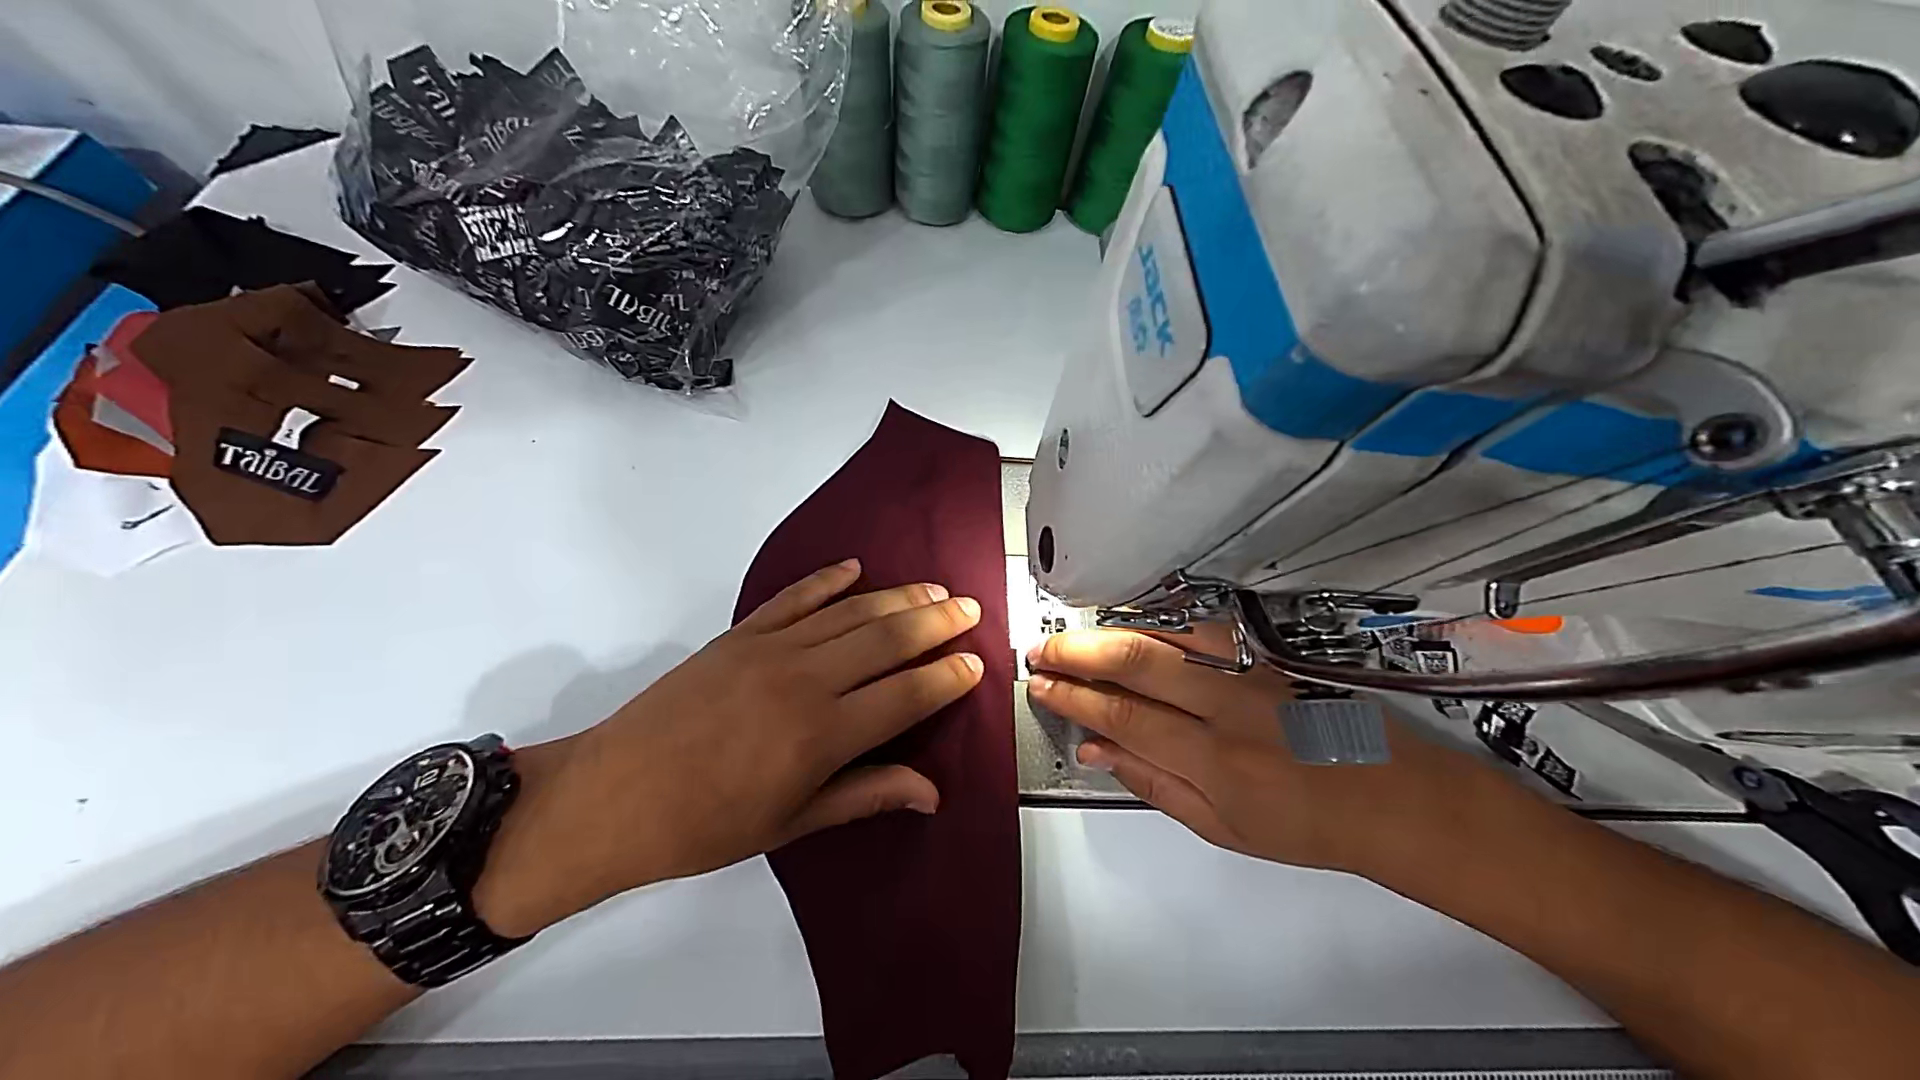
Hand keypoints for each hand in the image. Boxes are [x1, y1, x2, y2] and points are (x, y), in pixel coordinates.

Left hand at [476, 559, 984, 934]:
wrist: (613, 795)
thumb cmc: (705, 823)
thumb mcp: (793, 821)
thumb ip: (866, 794)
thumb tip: (929, 793)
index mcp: (822, 734)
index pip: (906, 694)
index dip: (947, 677)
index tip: (976, 664)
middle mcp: (805, 681)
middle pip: (888, 638)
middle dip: (937, 623)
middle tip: (970, 610)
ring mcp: (770, 649)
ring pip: (850, 612)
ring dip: (897, 598)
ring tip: (933, 591)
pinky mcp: (740, 635)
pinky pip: (794, 598)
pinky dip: (827, 580)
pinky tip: (854, 568)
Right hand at [1026, 629, 1496, 877]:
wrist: (1391, 797)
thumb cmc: (1305, 825)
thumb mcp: (1219, 827)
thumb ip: (1151, 782)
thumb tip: (1094, 750)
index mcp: (1213, 760)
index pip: (1123, 716)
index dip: (1073, 697)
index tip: (1041, 685)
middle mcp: (1228, 707)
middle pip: (1137, 662)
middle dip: (1078, 653)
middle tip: (1041, 651)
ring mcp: (1250, 671)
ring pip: (1166, 634)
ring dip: (1110, 631)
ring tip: (1072, 637)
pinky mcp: (1266, 653)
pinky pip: (1198, 628)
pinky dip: (1154, 623)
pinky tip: (1127, 624)